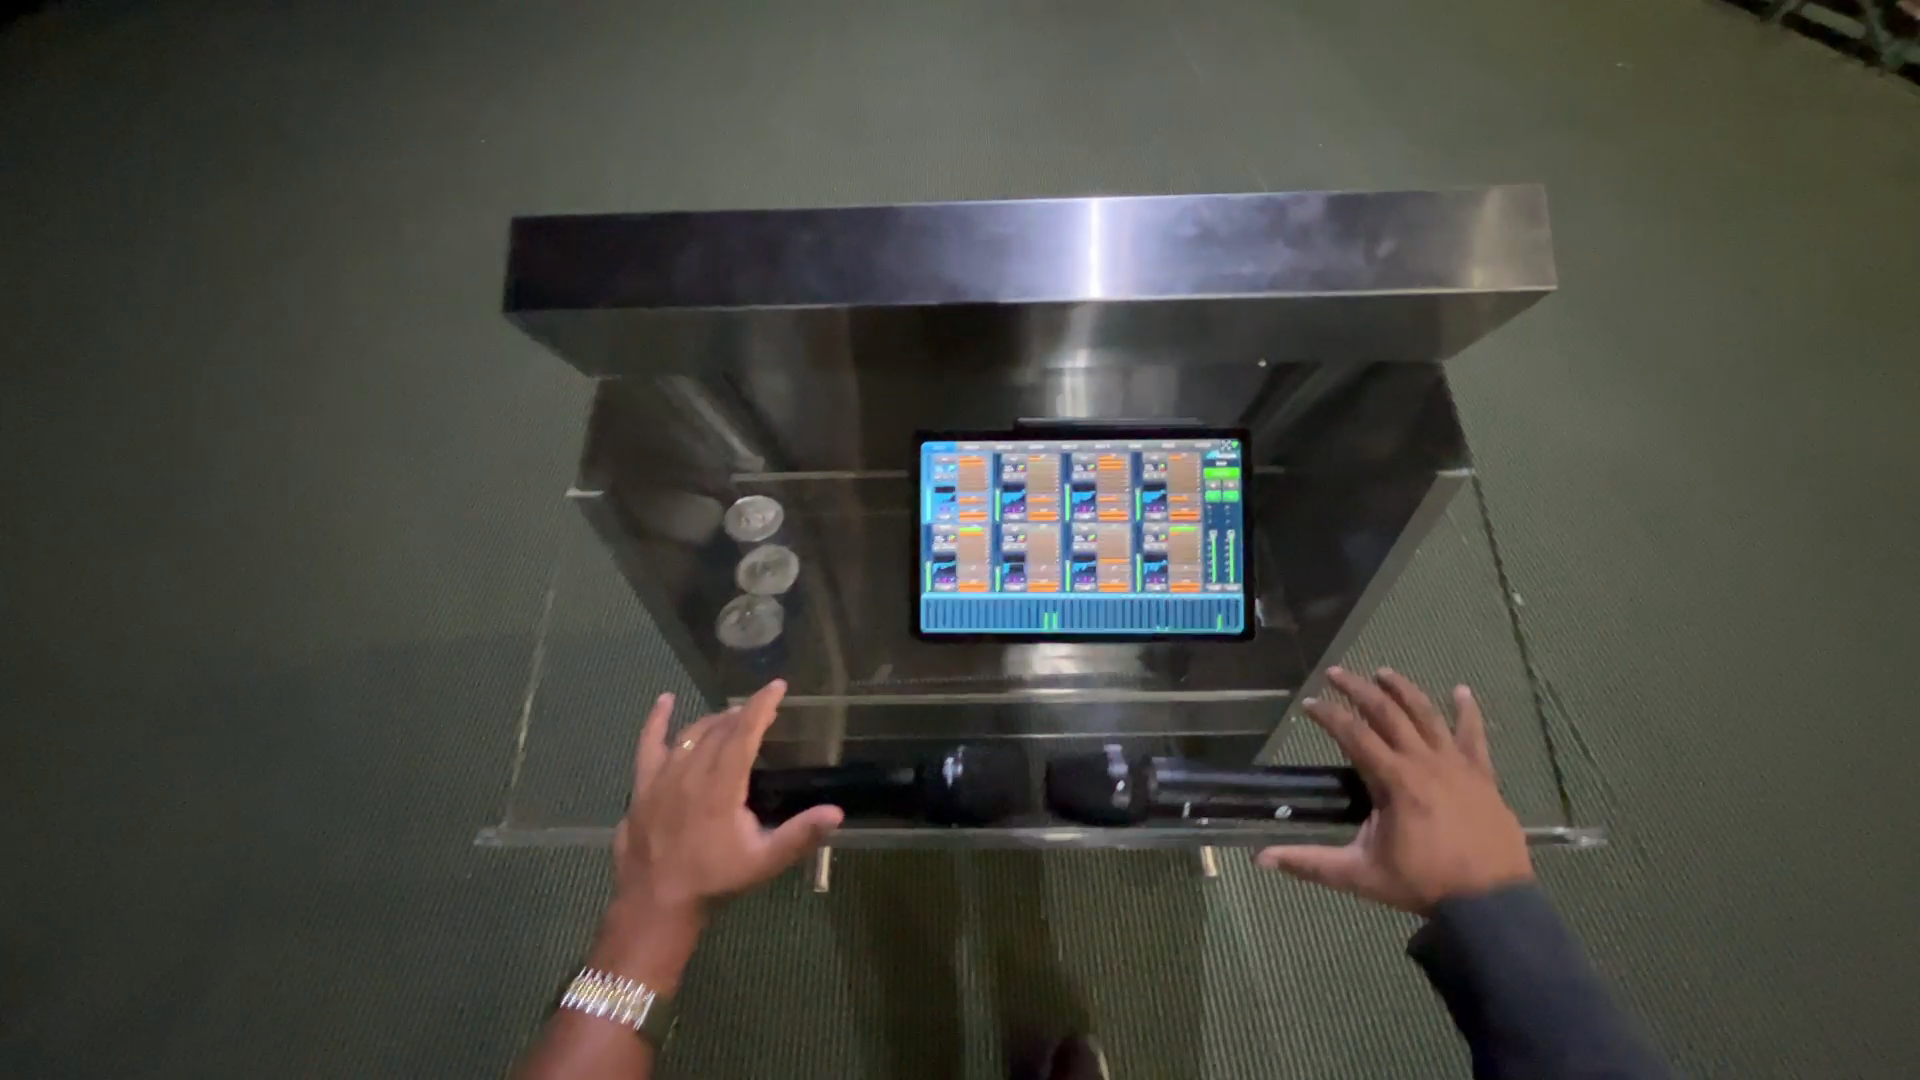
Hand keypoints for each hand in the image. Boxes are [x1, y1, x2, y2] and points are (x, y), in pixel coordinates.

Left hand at [614, 679, 842, 912]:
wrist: (656, 906)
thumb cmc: (715, 880)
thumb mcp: (764, 861)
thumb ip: (800, 834)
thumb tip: (837, 813)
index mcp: (721, 786)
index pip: (744, 733)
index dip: (762, 706)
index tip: (777, 685)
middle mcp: (691, 772)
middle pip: (720, 729)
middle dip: (743, 714)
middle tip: (761, 709)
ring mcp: (663, 777)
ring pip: (692, 734)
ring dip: (714, 720)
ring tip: (731, 715)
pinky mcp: (643, 786)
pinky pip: (648, 744)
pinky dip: (657, 720)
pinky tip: (665, 700)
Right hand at [1256, 667, 1532, 914]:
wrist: (1493, 906)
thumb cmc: (1423, 885)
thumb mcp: (1359, 875)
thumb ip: (1310, 863)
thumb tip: (1260, 859)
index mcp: (1394, 781)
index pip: (1353, 734)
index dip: (1327, 714)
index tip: (1308, 703)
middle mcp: (1424, 763)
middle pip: (1388, 713)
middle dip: (1358, 689)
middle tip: (1335, 673)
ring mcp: (1458, 766)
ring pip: (1428, 716)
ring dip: (1403, 691)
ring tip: (1383, 673)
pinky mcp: (1483, 777)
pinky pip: (1475, 737)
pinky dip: (1468, 712)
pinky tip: (1460, 691)